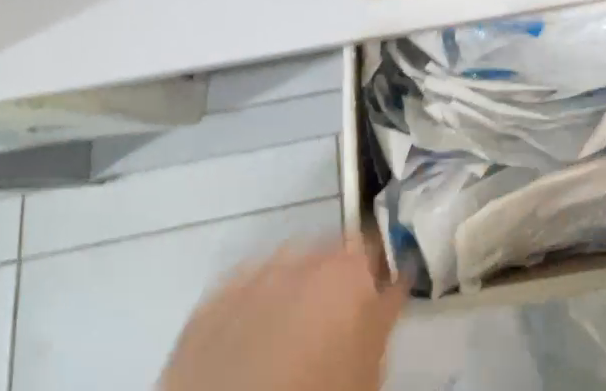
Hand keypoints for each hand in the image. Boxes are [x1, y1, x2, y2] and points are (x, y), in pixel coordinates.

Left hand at [160, 242, 407, 390]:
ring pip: (281, 269)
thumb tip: (398, 279)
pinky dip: (251, 306)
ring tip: (291, 329)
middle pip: (324, 252)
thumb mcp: (371, 361)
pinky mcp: (206, 307)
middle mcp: (297, 258)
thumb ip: (386, 310)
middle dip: (331, 275)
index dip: (376, 264)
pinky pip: (239, 294)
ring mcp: (248, 279)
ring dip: (291, 287)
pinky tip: (254, 337)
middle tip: (334, 316)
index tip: (377, 285)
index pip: (373, 243)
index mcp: (347, 268)